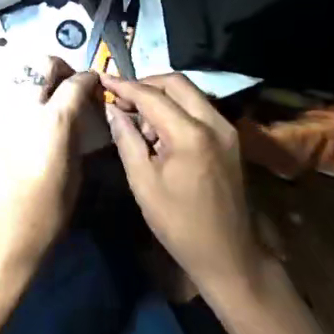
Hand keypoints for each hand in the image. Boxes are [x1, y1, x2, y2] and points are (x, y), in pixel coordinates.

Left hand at [0, 58, 99, 285]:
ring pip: (18, 72)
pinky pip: (1, 94)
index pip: (76, 81)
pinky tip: (22, 117)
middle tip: (69, 86)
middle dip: (60, 68)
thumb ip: (76, 138)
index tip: (94, 86)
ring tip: (45, 98)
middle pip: (42, 63)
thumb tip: (78, 119)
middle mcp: (23, 107)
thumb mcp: (74, 178)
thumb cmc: (43, 219)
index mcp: (53, 121)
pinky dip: (15, 94)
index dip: (89, 79)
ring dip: (35, 77)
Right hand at [101, 73, 267, 298]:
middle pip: (176, 83)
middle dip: (146, 85)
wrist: (228, 254)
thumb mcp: (143, 183)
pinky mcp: (230, 139)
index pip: (152, 95)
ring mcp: (227, 129)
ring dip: (163, 97)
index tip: (102, 79)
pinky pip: (200, 109)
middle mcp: (214, 122)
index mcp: (191, 134)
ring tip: (139, 122)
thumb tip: (113, 109)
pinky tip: (161, 132)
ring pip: (190, 94)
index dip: (125, 85)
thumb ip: (127, 139)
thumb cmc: (179, 224)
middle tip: (122, 99)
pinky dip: (178, 110)